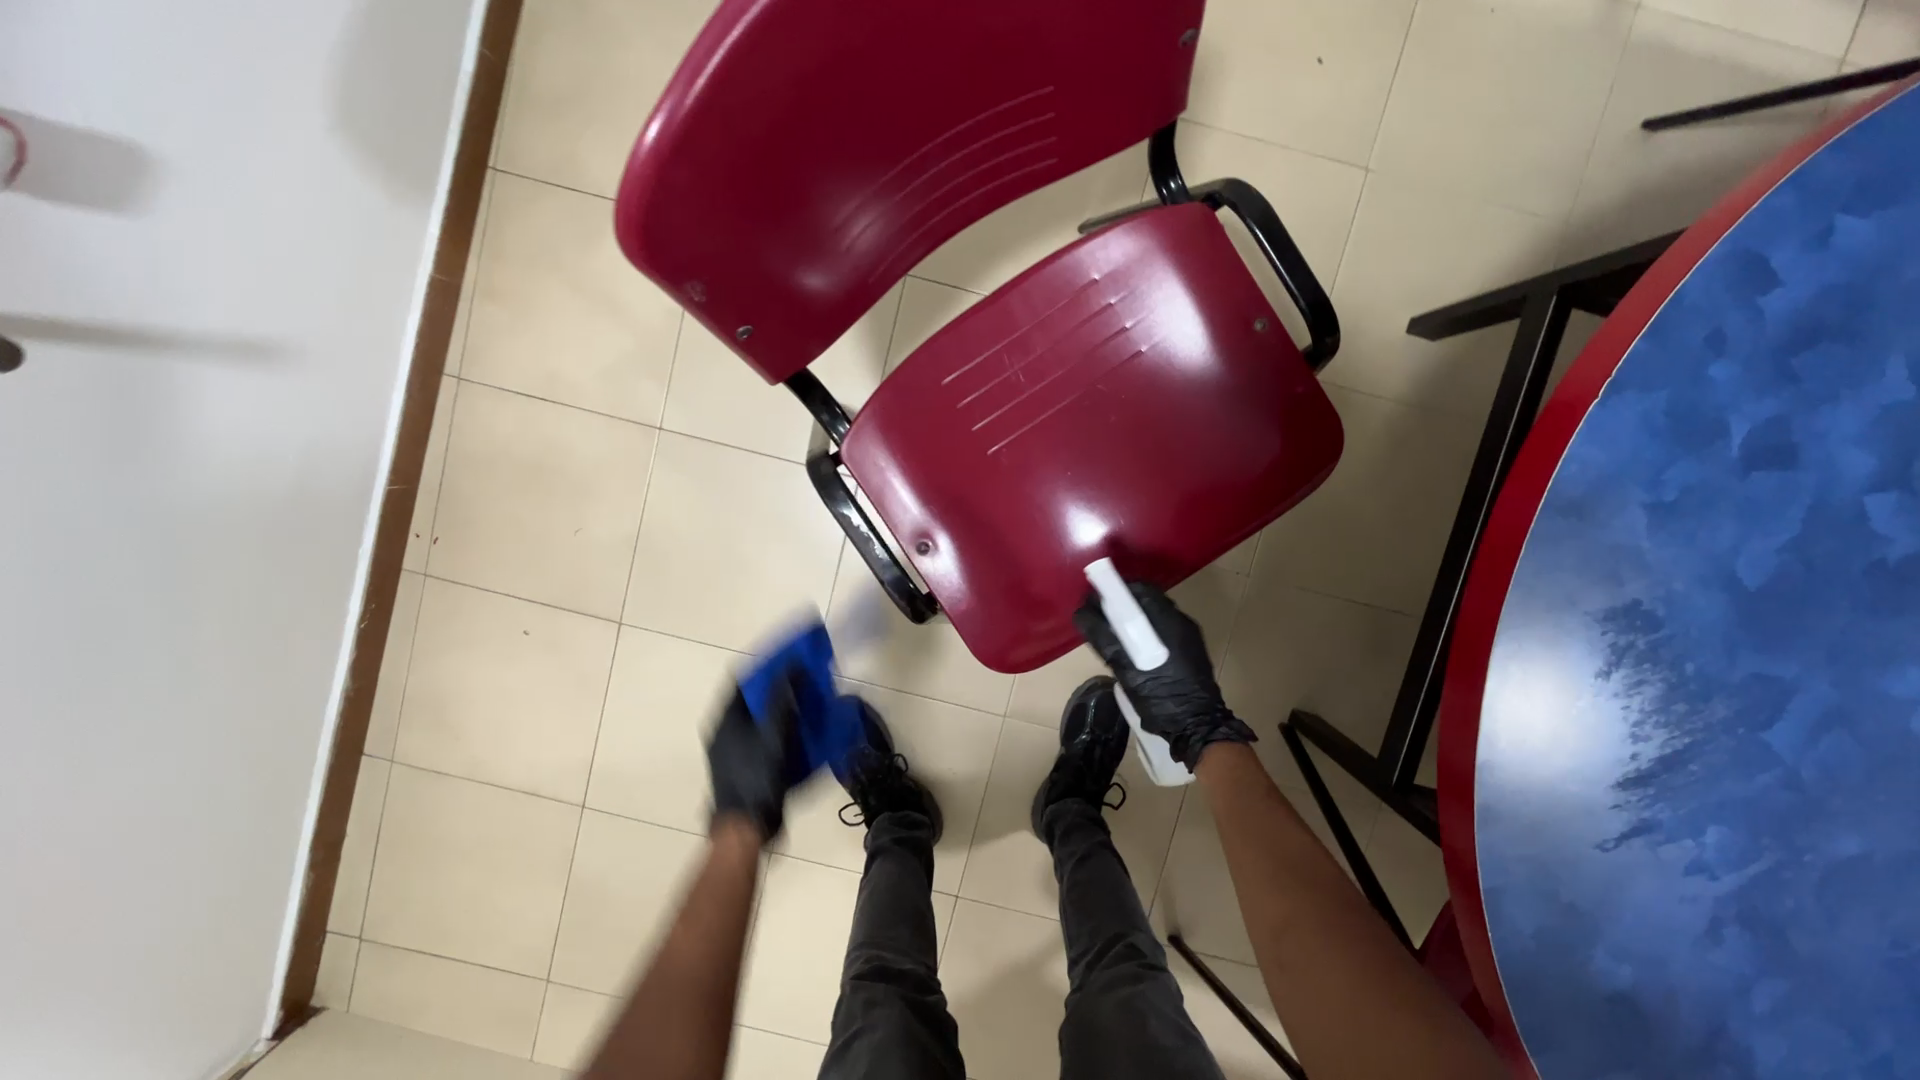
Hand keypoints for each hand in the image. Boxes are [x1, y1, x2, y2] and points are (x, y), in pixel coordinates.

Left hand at [707, 669, 807, 841]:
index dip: (768, 664)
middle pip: (757, 701)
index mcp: (727, 719)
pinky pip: (770, 746)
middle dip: (784, 691)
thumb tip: (794, 666)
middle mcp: (727, 734)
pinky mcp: (748, 772)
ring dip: (788, 715)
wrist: (746, 829)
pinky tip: (810, 741)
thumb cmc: (756, 777)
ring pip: (765, 724)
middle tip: (810, 684)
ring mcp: (736, 755)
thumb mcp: (773, 733)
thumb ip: (782, 698)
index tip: (794, 657)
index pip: (745, 678)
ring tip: (815, 710)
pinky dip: (788, 739)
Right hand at [1074, 581, 1255, 769]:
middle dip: (1121, 605)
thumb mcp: (1126, 670)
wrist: (1197, 728)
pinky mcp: (1188, 652)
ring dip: (1132, 620)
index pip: (1140, 589)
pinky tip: (1131, 650)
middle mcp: (1181, 623)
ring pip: (1154, 617)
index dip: (1116, 591)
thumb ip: (1104, 639)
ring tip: (1111, 635)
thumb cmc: (1161, 697)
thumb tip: (1082, 613)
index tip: (1096, 601)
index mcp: (1169, 622)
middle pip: (1147, 601)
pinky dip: (1144, 633)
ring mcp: (1187, 638)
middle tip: (1098, 619)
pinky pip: (1162, 632)